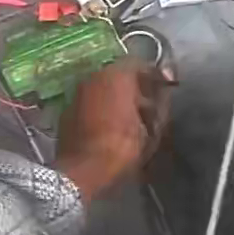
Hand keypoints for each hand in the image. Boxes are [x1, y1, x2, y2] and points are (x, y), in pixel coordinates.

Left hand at [55, 61, 171, 199]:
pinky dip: (101, 107)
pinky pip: (90, 101)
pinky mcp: (67, 110)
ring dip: (117, 96)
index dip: (155, 75)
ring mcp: (76, 92)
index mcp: (116, 76)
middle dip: (135, 86)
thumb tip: (162, 93)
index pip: (139, 64)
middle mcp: (92, 77)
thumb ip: (159, 105)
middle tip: (150, 104)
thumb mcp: (151, 129)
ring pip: (102, 87)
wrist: (82, 170)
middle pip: (118, 74)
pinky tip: (110, 124)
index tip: (167, 86)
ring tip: (131, 116)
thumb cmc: (121, 148)